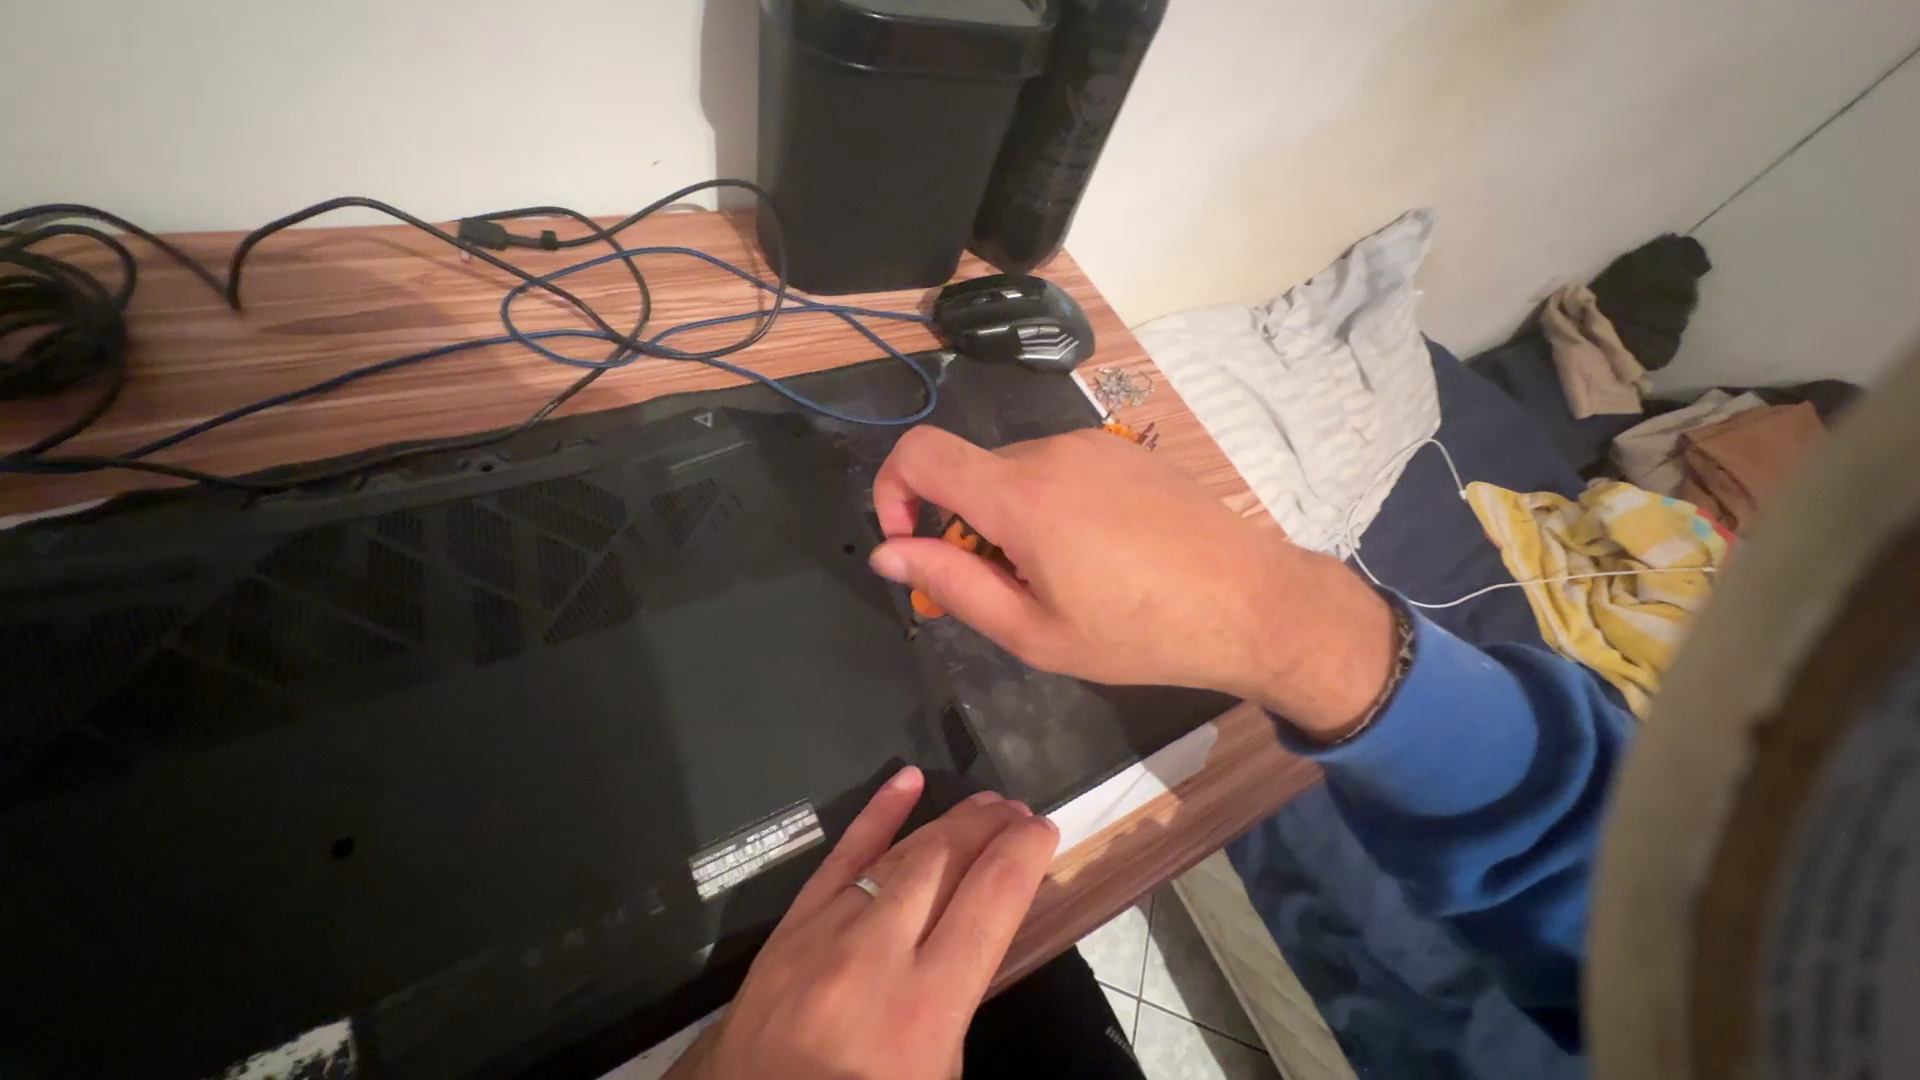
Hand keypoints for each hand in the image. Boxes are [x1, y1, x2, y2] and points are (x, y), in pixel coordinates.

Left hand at [677, 766, 1058, 1079]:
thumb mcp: (939, 1073)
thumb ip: (962, 999)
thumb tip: (981, 930)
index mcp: (926, 1005)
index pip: (990, 900)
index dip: (1023, 855)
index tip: (1042, 833)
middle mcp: (880, 953)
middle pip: (947, 862)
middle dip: (990, 828)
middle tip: (1019, 812)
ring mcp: (831, 927)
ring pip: (903, 853)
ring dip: (951, 823)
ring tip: (985, 806)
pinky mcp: (795, 919)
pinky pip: (844, 854)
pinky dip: (878, 814)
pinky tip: (908, 780)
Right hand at [868, 426, 1394, 739]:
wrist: (1254, 602)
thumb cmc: (1139, 632)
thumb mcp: (1034, 631)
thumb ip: (952, 584)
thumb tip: (888, 551)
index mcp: (1020, 494)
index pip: (919, 452)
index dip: (891, 491)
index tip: (910, 543)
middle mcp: (1051, 450)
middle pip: (970, 473)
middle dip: (964, 530)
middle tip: (1008, 592)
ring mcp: (1093, 444)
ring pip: (1015, 475)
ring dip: (1010, 522)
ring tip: (1062, 579)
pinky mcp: (1123, 451)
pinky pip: (1058, 470)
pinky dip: (1048, 507)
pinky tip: (1097, 554)